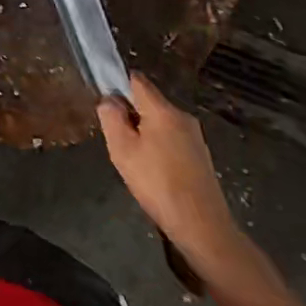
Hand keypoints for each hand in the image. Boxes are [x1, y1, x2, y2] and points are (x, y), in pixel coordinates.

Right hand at [98, 74, 245, 274]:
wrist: (202, 225)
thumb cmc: (157, 184)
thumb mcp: (122, 149)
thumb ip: (111, 118)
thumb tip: (109, 100)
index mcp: (163, 111)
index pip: (136, 81)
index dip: (116, 85)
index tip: (104, 104)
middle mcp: (182, 117)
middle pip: (148, 102)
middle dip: (129, 114)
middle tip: (116, 140)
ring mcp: (194, 136)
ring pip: (158, 122)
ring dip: (142, 132)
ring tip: (134, 160)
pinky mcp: (199, 155)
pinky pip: (170, 138)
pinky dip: (156, 146)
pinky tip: (152, 172)